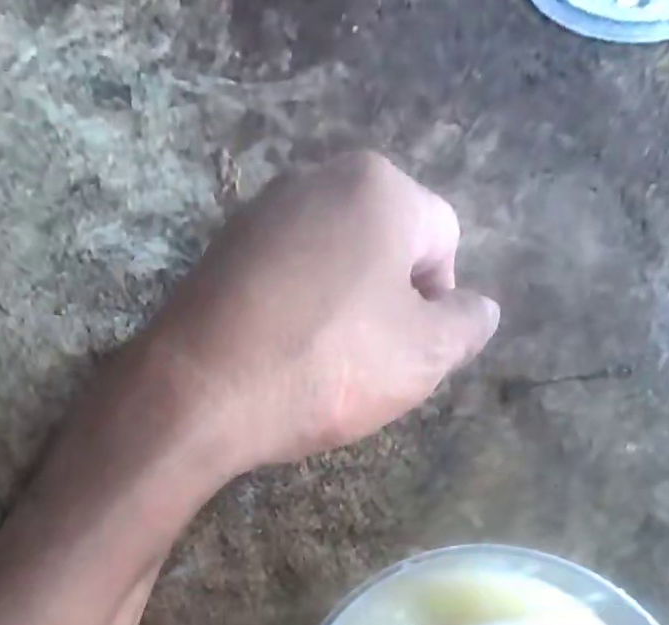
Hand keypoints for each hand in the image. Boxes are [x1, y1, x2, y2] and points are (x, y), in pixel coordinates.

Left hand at [121, 151, 498, 477]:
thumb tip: (475, 309)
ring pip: (321, 271)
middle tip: (360, 367)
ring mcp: (251, 221)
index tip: (405, 355)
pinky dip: (282, 320)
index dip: (437, 304)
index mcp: (375, 186)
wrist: (193, 395)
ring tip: (309, 370)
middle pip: (376, 250)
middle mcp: (309, 184)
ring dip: (331, 316)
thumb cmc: (320, 368)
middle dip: (380, 307)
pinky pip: (272, 288)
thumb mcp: (423, 356)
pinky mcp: (210, 262)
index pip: (440, 240)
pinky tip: (268, 362)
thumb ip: (467, 325)